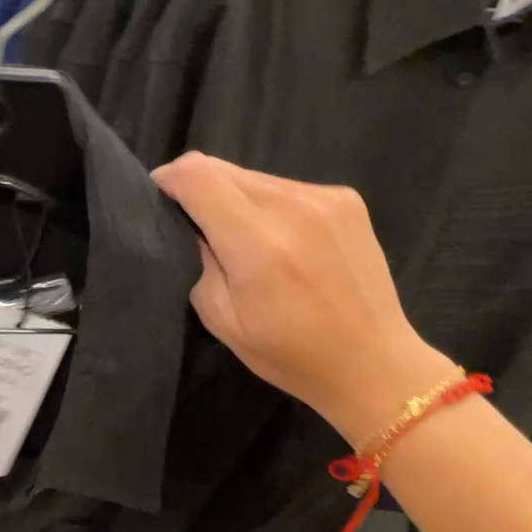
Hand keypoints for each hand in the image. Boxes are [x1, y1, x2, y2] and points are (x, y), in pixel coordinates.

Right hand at [152, 153, 456, 444]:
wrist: (373, 362)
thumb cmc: (289, 353)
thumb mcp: (221, 318)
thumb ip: (200, 262)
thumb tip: (195, 226)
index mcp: (258, 243)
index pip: (197, 176)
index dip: (168, 179)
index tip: (158, 198)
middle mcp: (293, 207)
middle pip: (222, 169)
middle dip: (197, 188)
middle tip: (192, 224)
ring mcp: (325, 198)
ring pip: (253, 175)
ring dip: (232, 195)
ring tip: (236, 236)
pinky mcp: (346, 199)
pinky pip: (285, 185)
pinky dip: (266, 203)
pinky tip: (277, 238)